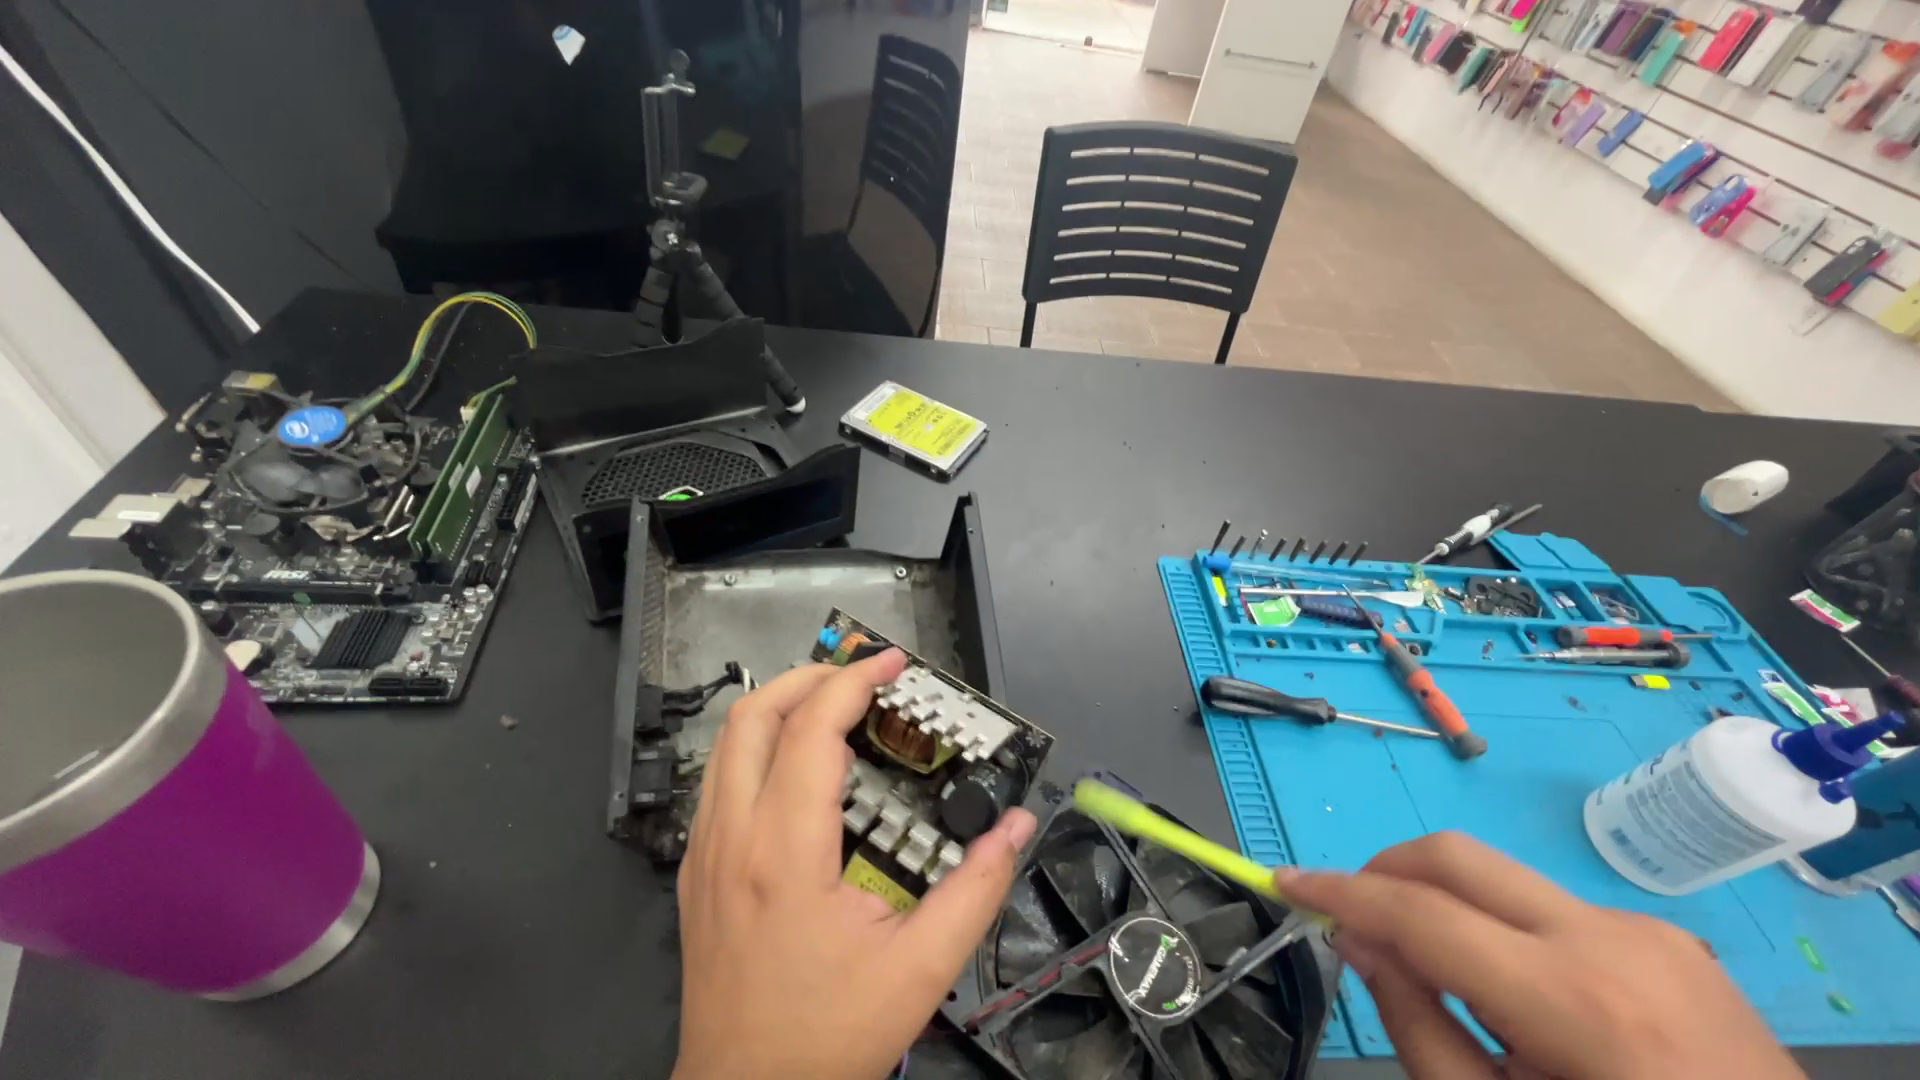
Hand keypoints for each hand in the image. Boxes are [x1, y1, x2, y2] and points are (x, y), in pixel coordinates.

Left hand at [673, 649, 1037, 1079]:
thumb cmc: (827, 1036)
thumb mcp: (920, 969)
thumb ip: (975, 889)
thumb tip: (1016, 827)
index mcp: (784, 854)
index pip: (811, 731)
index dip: (853, 682)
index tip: (891, 662)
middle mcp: (731, 839)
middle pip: (751, 717)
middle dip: (807, 676)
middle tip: (860, 675)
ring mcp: (705, 852)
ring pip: (726, 743)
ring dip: (780, 706)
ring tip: (835, 705)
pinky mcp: (697, 869)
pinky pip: (720, 778)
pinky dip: (761, 746)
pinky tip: (801, 766)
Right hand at [1273, 832, 1804, 1079]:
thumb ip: (1416, 1024)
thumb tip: (1357, 939)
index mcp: (1573, 1005)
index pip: (1419, 912)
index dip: (1339, 890)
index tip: (1285, 882)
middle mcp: (1611, 942)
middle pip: (1456, 856)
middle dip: (1383, 870)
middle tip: (1349, 915)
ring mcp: (1647, 933)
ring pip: (1499, 877)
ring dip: (1442, 900)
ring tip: (1436, 970)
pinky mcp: (1667, 939)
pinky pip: (1549, 908)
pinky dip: (1500, 927)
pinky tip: (1514, 993)